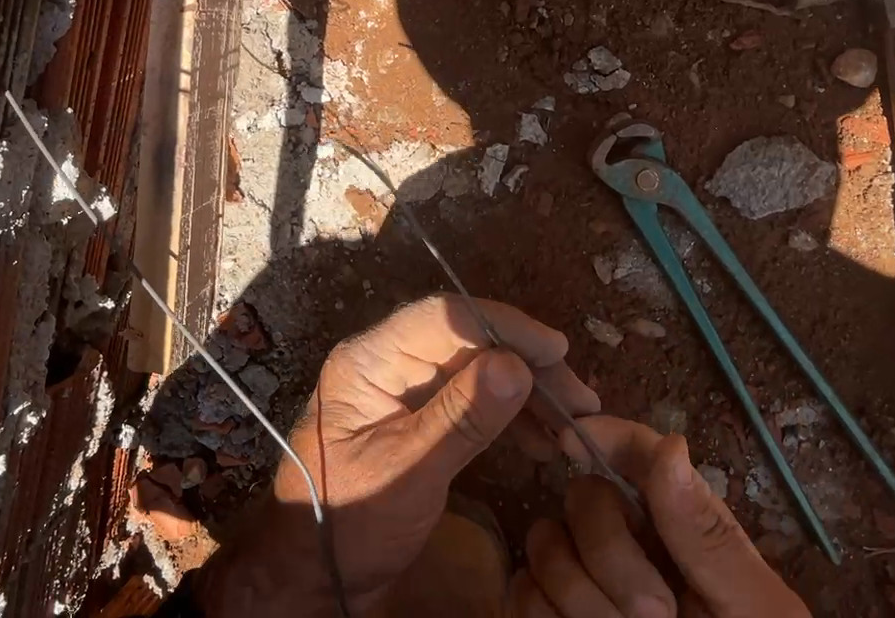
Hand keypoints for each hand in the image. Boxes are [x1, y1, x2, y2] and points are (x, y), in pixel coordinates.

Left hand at [197, 295, 598, 614]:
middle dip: (525, 363)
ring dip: (526, 392)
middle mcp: (388, 362)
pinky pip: (472, 401)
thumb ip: (461, 418)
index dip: (503, 325)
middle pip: (466, 341)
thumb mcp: (407, 471)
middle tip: (581, 398)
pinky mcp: (420, 418)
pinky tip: (543, 440)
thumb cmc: (349, 522)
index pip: (443, 318)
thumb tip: (517, 365)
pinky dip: (510, 416)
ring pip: (475, 370)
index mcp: (370, 359)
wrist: (314, 576)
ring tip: (574, 425)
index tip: (556, 350)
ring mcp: (405, 389)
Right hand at [510, 416, 808, 617]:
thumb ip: (707, 537)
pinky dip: (543, 614)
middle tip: (656, 615)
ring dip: (580, 596)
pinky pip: (521, 592)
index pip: (639, 452)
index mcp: (682, 527)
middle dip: (609, 553)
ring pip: (544, 542)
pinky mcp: (551, 616)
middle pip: (582, 497)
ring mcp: (586, 582)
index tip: (571, 439)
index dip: (605, 434)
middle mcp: (629, 542)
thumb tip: (670, 442)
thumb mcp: (753, 613)